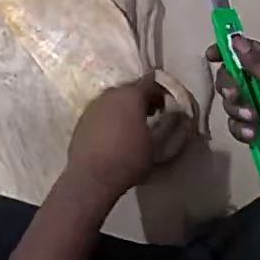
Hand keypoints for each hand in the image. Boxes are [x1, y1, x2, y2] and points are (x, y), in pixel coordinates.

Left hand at [66, 75, 183, 195]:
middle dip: (143, 99)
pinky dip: (112, 117)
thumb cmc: (129, 158)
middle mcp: (111, 94)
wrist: (91, 177)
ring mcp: (94, 105)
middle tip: (153, 114)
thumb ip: (168, 126)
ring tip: (134, 125)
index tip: (167, 104)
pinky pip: (102, 111)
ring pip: (115, 100)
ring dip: (126, 108)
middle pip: (131, 89)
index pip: (150, 82)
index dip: (161, 91)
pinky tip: (115, 134)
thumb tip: (176, 117)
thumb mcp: (157, 145)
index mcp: (132, 95)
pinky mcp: (82, 119)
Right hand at [206, 36, 259, 184]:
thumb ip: (259, 64)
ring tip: (253, 121)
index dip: (228, 50)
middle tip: (236, 96)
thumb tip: (236, 39)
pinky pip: (239, 124)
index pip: (248, 50)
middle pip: (235, 76)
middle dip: (230, 86)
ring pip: (234, 101)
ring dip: (238, 111)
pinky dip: (242, 129)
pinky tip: (254, 136)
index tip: (210, 56)